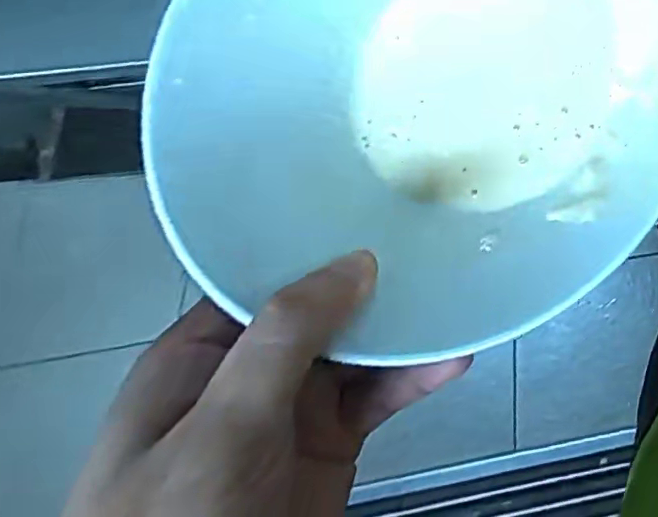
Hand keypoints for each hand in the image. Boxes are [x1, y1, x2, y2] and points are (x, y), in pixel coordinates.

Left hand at [63, 252, 467, 516]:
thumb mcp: (223, 426)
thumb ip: (283, 338)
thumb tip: (355, 262)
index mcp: (202, 357)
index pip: (267, 280)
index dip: (322, 248)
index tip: (382, 218)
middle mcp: (249, 373)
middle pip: (327, 310)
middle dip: (380, 287)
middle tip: (437, 256)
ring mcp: (293, 407)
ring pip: (363, 348)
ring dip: (409, 333)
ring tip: (455, 307)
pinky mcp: (331, 438)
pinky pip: (381, 393)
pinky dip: (417, 377)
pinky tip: (451, 361)